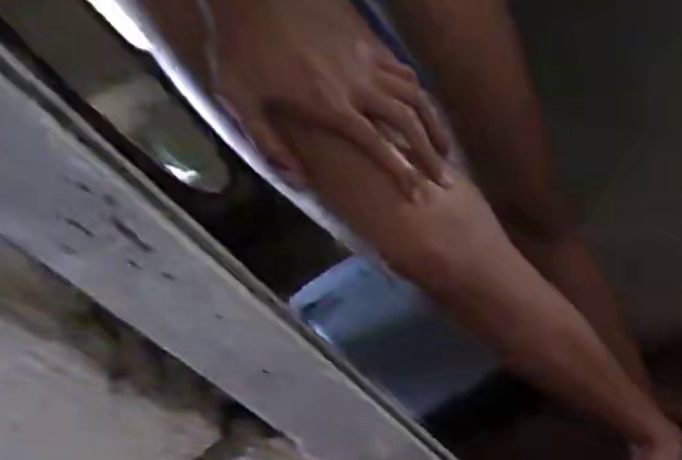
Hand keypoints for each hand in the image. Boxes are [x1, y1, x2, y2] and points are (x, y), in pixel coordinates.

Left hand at [203, 0, 450, 192]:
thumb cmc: (238, 41)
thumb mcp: (236, 93)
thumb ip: (266, 141)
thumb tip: (299, 182)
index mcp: (331, 102)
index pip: (379, 145)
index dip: (403, 173)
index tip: (419, 196)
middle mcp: (358, 84)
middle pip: (409, 124)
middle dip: (430, 155)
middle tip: (444, 180)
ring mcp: (366, 61)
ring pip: (416, 98)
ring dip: (434, 127)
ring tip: (444, 150)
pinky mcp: (367, 42)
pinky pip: (404, 72)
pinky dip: (419, 94)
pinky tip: (423, 109)